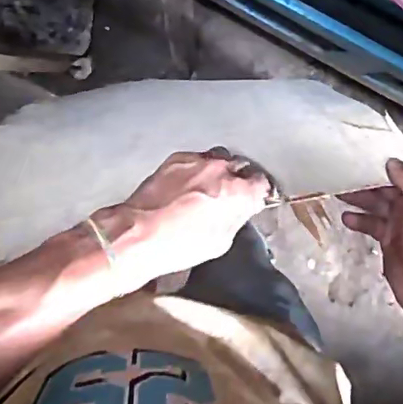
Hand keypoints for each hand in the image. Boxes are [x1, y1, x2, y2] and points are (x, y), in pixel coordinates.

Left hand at [90, 149, 272, 292]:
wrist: (140, 234)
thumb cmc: (178, 245)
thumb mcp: (220, 242)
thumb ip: (236, 218)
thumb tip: (239, 210)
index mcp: (238, 193)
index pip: (262, 182)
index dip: (259, 191)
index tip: (256, 197)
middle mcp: (221, 170)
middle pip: (242, 166)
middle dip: (240, 178)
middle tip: (232, 193)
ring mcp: (198, 161)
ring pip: (219, 157)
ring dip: (219, 169)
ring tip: (210, 186)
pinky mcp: (177, 158)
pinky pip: (196, 158)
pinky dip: (197, 168)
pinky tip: (188, 184)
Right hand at [341, 159, 402, 317]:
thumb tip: (393, 162)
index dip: (391, 167)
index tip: (368, 156)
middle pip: (390, 190)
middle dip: (370, 183)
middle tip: (346, 174)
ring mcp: (402, 226)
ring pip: (378, 206)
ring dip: (361, 199)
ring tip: (340, 193)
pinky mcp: (389, 241)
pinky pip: (372, 224)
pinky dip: (359, 220)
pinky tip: (346, 218)